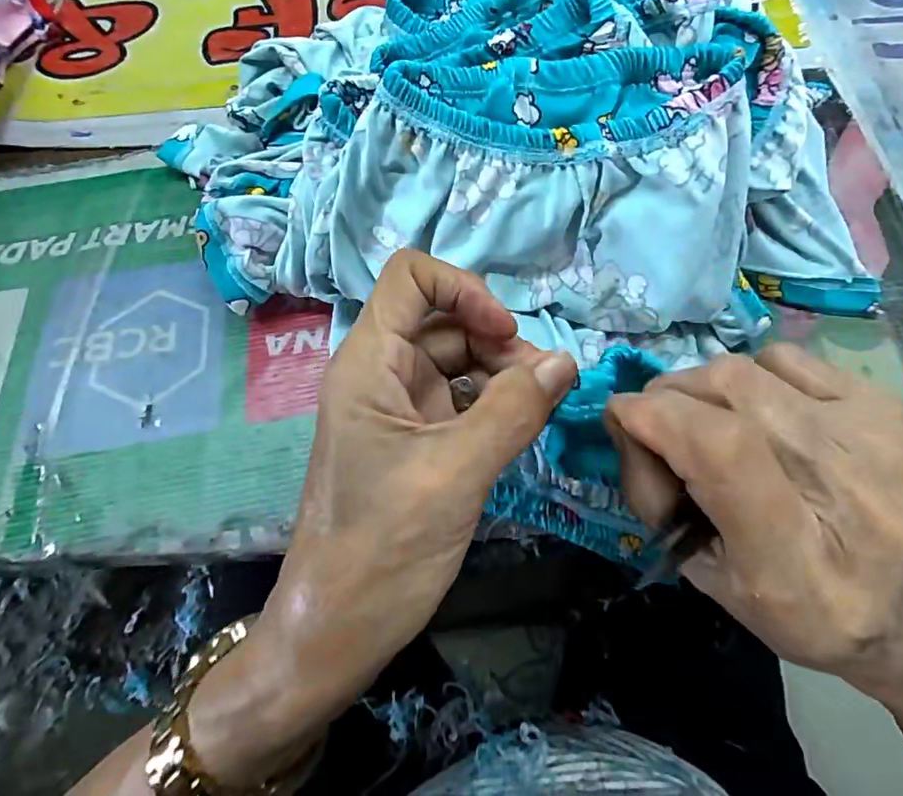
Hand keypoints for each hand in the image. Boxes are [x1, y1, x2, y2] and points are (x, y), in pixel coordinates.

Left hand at [185, 251, 574, 784]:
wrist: (336, 626)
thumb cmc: (384, 545)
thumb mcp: (456, 472)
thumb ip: (513, 411)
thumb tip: (566, 362)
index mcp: (368, 361)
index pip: (409, 277)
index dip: (461, 288)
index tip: (504, 333)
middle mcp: (378, 371)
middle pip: (441, 319)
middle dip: (495, 338)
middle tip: (542, 384)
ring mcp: (395, 406)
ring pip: (454, 358)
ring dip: (500, 371)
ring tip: (540, 405)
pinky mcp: (412, 439)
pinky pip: (456, 398)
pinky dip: (491, 401)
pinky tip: (522, 424)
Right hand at [603, 343, 902, 693]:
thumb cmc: (790, 604)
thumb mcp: (701, 574)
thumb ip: (654, 497)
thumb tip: (630, 422)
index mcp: (793, 558)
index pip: (718, 447)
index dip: (652, 416)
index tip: (623, 419)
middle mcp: (843, 489)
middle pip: (723, 388)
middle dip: (667, 399)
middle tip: (666, 433)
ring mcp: (873, 438)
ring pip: (741, 367)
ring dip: (704, 388)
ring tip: (715, 423)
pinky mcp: (889, 409)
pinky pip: (782, 359)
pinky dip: (754, 378)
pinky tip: (769, 416)